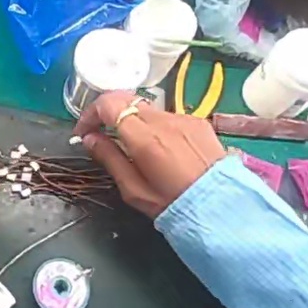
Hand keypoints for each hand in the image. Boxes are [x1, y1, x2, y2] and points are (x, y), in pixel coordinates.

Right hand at [73, 91, 225, 218]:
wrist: (223, 208)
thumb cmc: (172, 204)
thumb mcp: (133, 189)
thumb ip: (109, 158)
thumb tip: (89, 138)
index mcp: (145, 139)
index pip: (108, 105)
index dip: (89, 114)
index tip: (84, 132)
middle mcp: (164, 121)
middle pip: (125, 99)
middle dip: (107, 113)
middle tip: (100, 133)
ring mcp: (184, 118)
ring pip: (146, 108)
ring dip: (131, 120)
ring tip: (130, 144)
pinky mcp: (198, 122)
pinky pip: (167, 116)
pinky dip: (154, 125)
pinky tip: (159, 147)